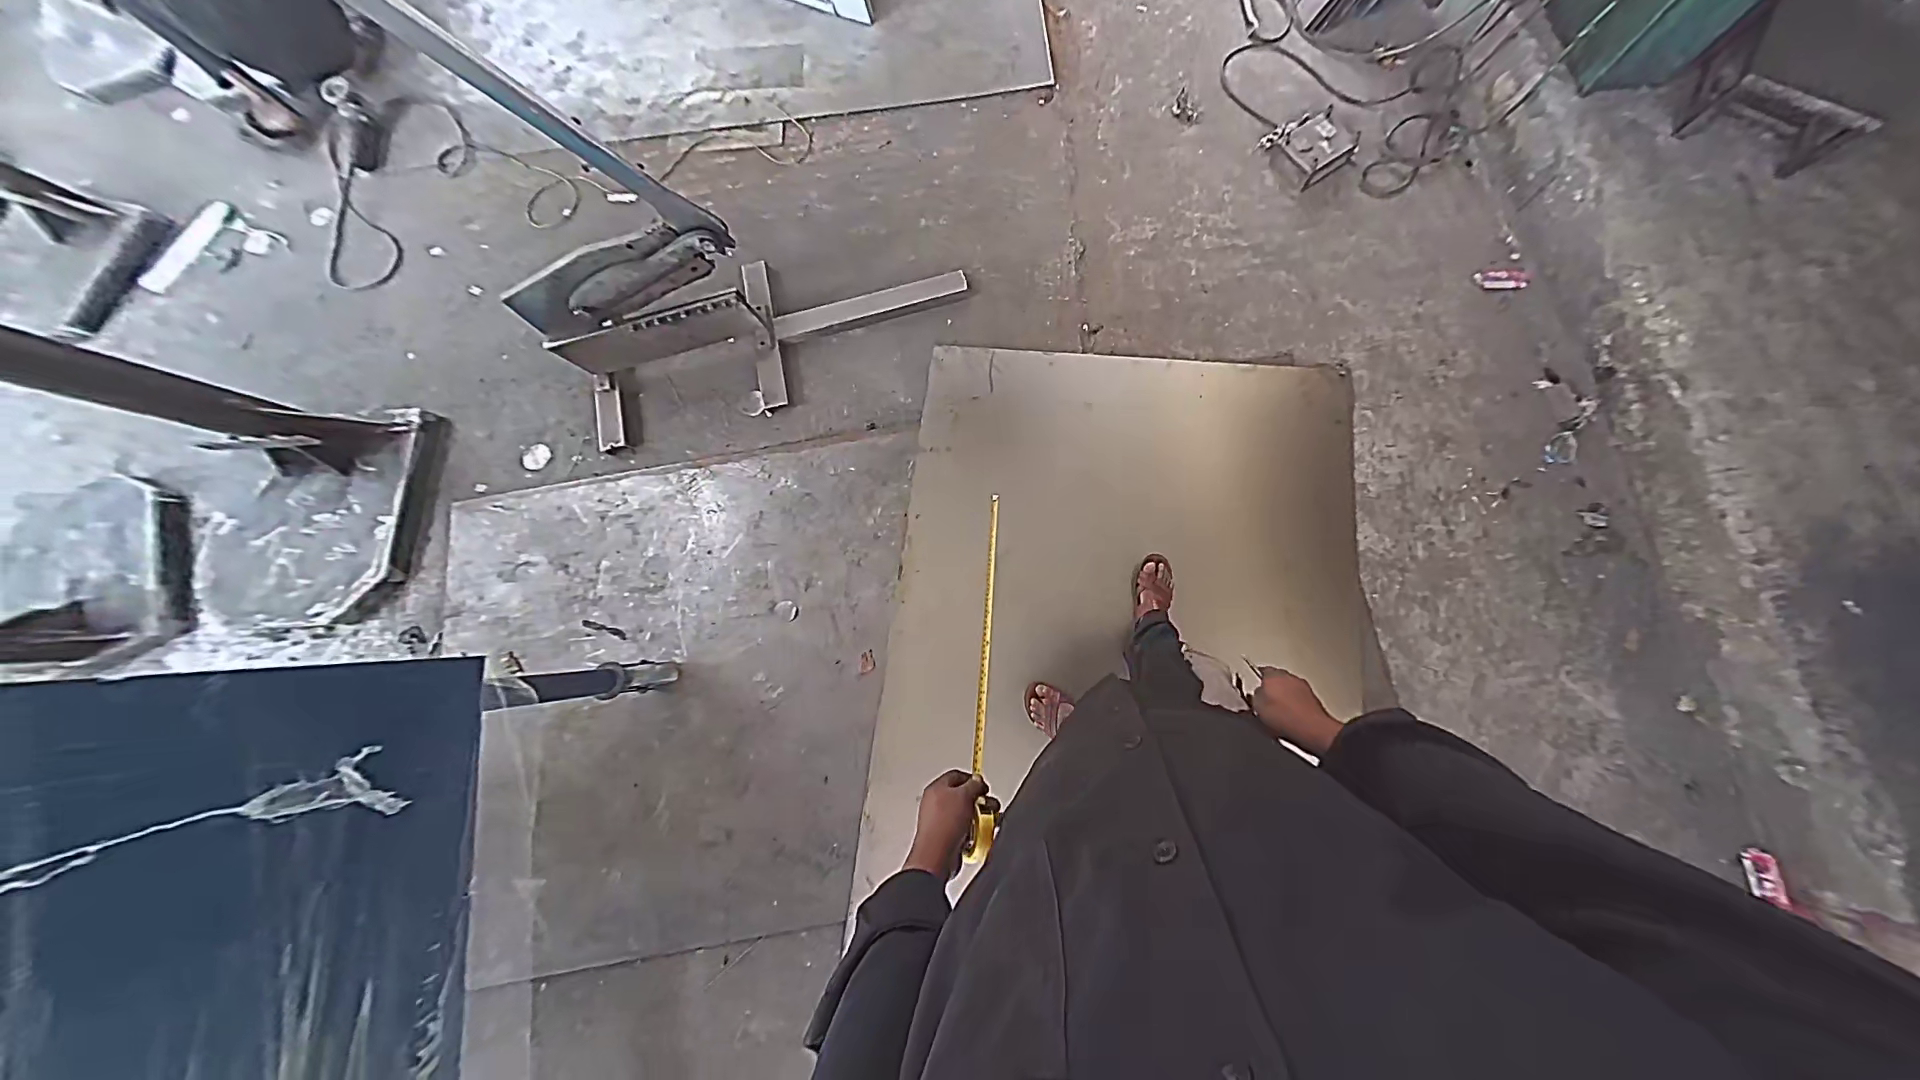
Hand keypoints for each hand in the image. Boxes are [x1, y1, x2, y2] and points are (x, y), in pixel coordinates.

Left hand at [902, 770, 993, 878]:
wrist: (938, 856)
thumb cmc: (944, 825)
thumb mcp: (965, 796)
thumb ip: (974, 784)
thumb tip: (977, 780)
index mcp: (936, 788)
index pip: (956, 776)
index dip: (972, 780)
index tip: (983, 787)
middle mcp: (935, 803)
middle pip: (961, 795)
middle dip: (978, 799)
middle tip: (988, 804)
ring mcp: (939, 820)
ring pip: (963, 813)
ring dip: (977, 816)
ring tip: (985, 821)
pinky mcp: (944, 836)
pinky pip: (961, 829)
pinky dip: (971, 830)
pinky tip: (976, 834)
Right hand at [1249, 666, 1343, 755]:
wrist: (1312, 731)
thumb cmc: (1286, 718)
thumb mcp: (1257, 708)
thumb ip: (1254, 696)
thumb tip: (1255, 694)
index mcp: (1273, 674)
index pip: (1259, 671)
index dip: (1254, 681)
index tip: (1251, 689)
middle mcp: (1289, 676)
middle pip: (1275, 679)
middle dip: (1270, 689)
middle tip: (1263, 703)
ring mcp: (1303, 687)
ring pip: (1288, 689)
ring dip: (1283, 697)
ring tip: (1277, 713)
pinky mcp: (1314, 699)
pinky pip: (1298, 700)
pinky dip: (1294, 706)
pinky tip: (1290, 718)